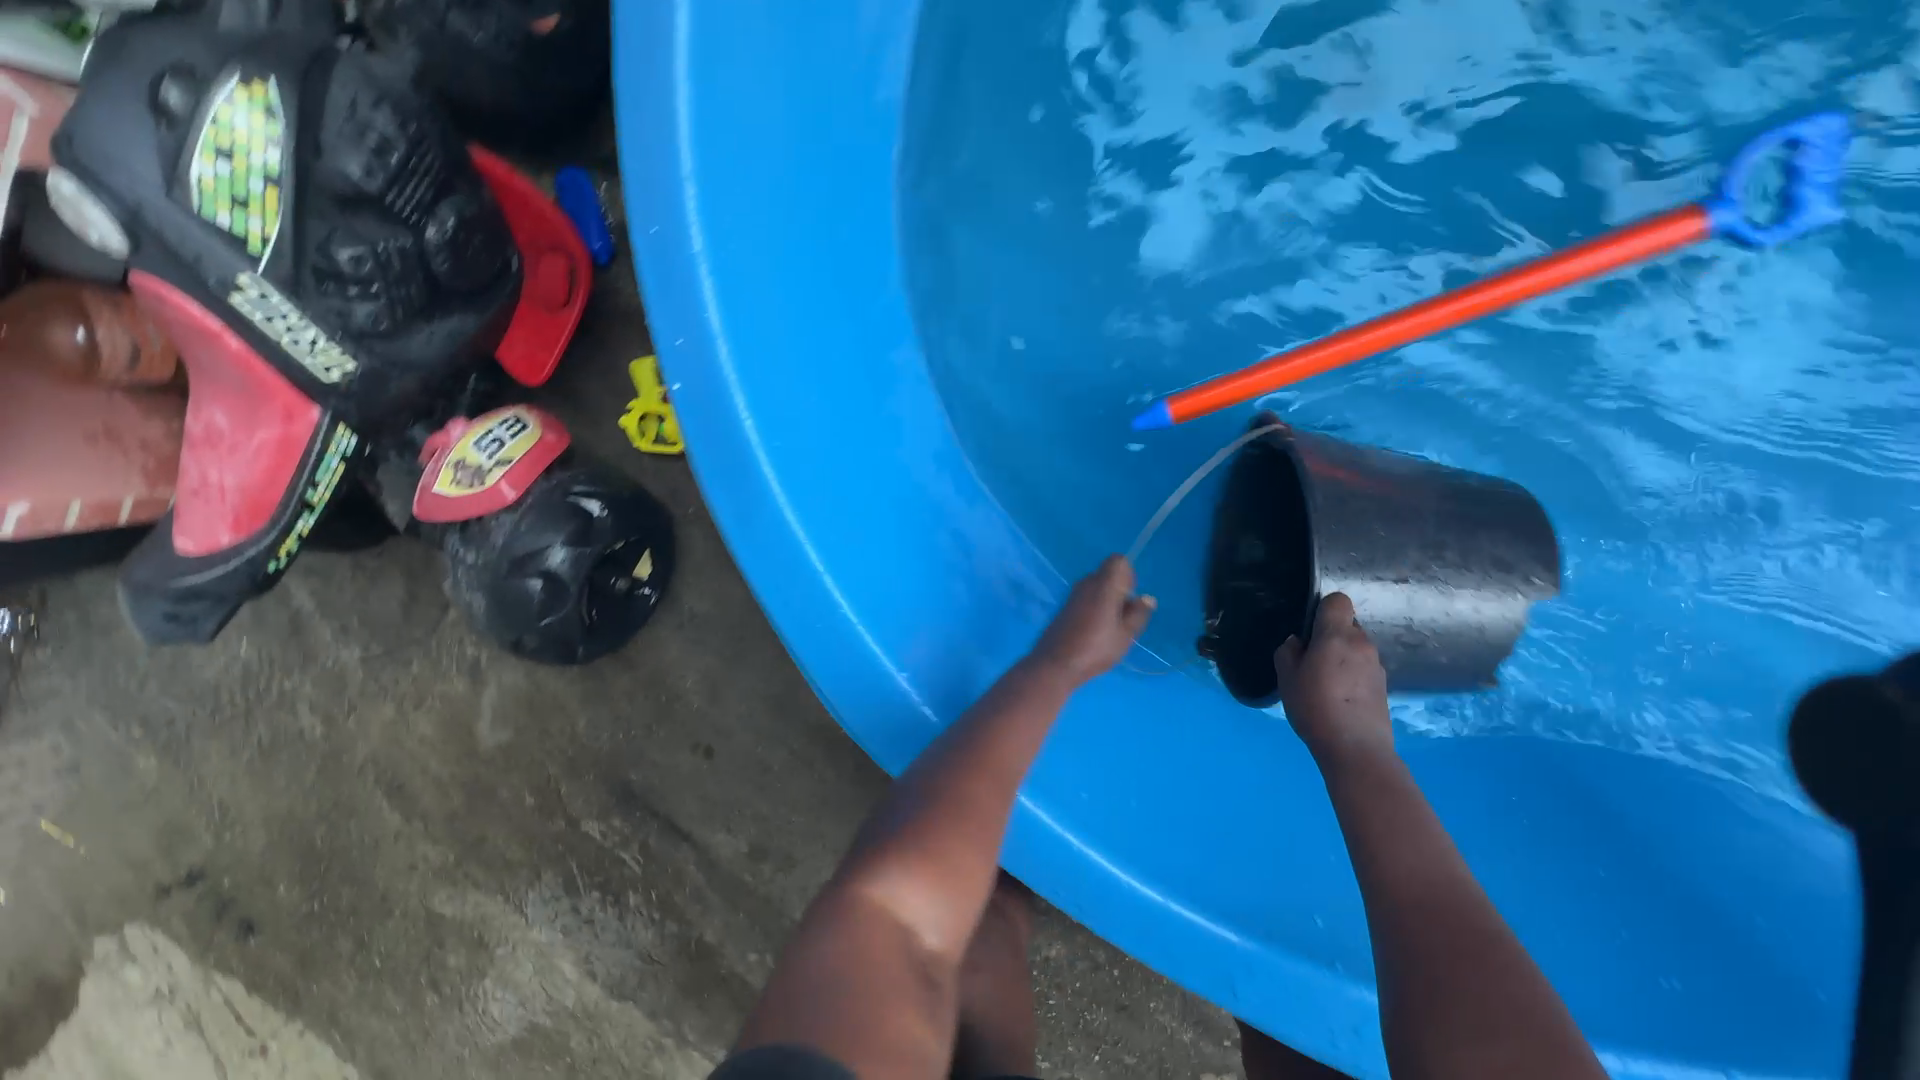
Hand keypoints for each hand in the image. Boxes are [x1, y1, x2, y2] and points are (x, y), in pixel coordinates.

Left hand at [1029, 556, 1155, 685]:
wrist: (1056, 664)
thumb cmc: (1095, 648)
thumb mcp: (1125, 635)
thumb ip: (1138, 613)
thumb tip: (1147, 598)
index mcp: (1103, 585)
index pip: (1117, 560)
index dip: (1128, 575)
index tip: (1129, 597)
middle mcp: (1086, 584)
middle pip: (1107, 575)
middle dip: (1119, 591)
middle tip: (1123, 618)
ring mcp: (1073, 595)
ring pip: (1097, 587)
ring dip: (1107, 601)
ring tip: (1110, 628)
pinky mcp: (1065, 607)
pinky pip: (1086, 598)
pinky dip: (1095, 608)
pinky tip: (1094, 631)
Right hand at [1274, 593, 1391, 764]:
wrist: (1356, 749)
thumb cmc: (1315, 707)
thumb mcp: (1287, 678)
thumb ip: (1288, 652)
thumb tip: (1298, 643)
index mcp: (1337, 635)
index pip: (1338, 601)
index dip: (1323, 609)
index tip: (1309, 630)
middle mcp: (1362, 643)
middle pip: (1347, 625)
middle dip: (1331, 636)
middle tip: (1312, 662)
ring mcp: (1377, 665)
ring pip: (1355, 648)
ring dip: (1342, 657)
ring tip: (1325, 684)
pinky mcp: (1384, 685)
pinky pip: (1363, 668)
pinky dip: (1352, 675)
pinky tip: (1340, 699)